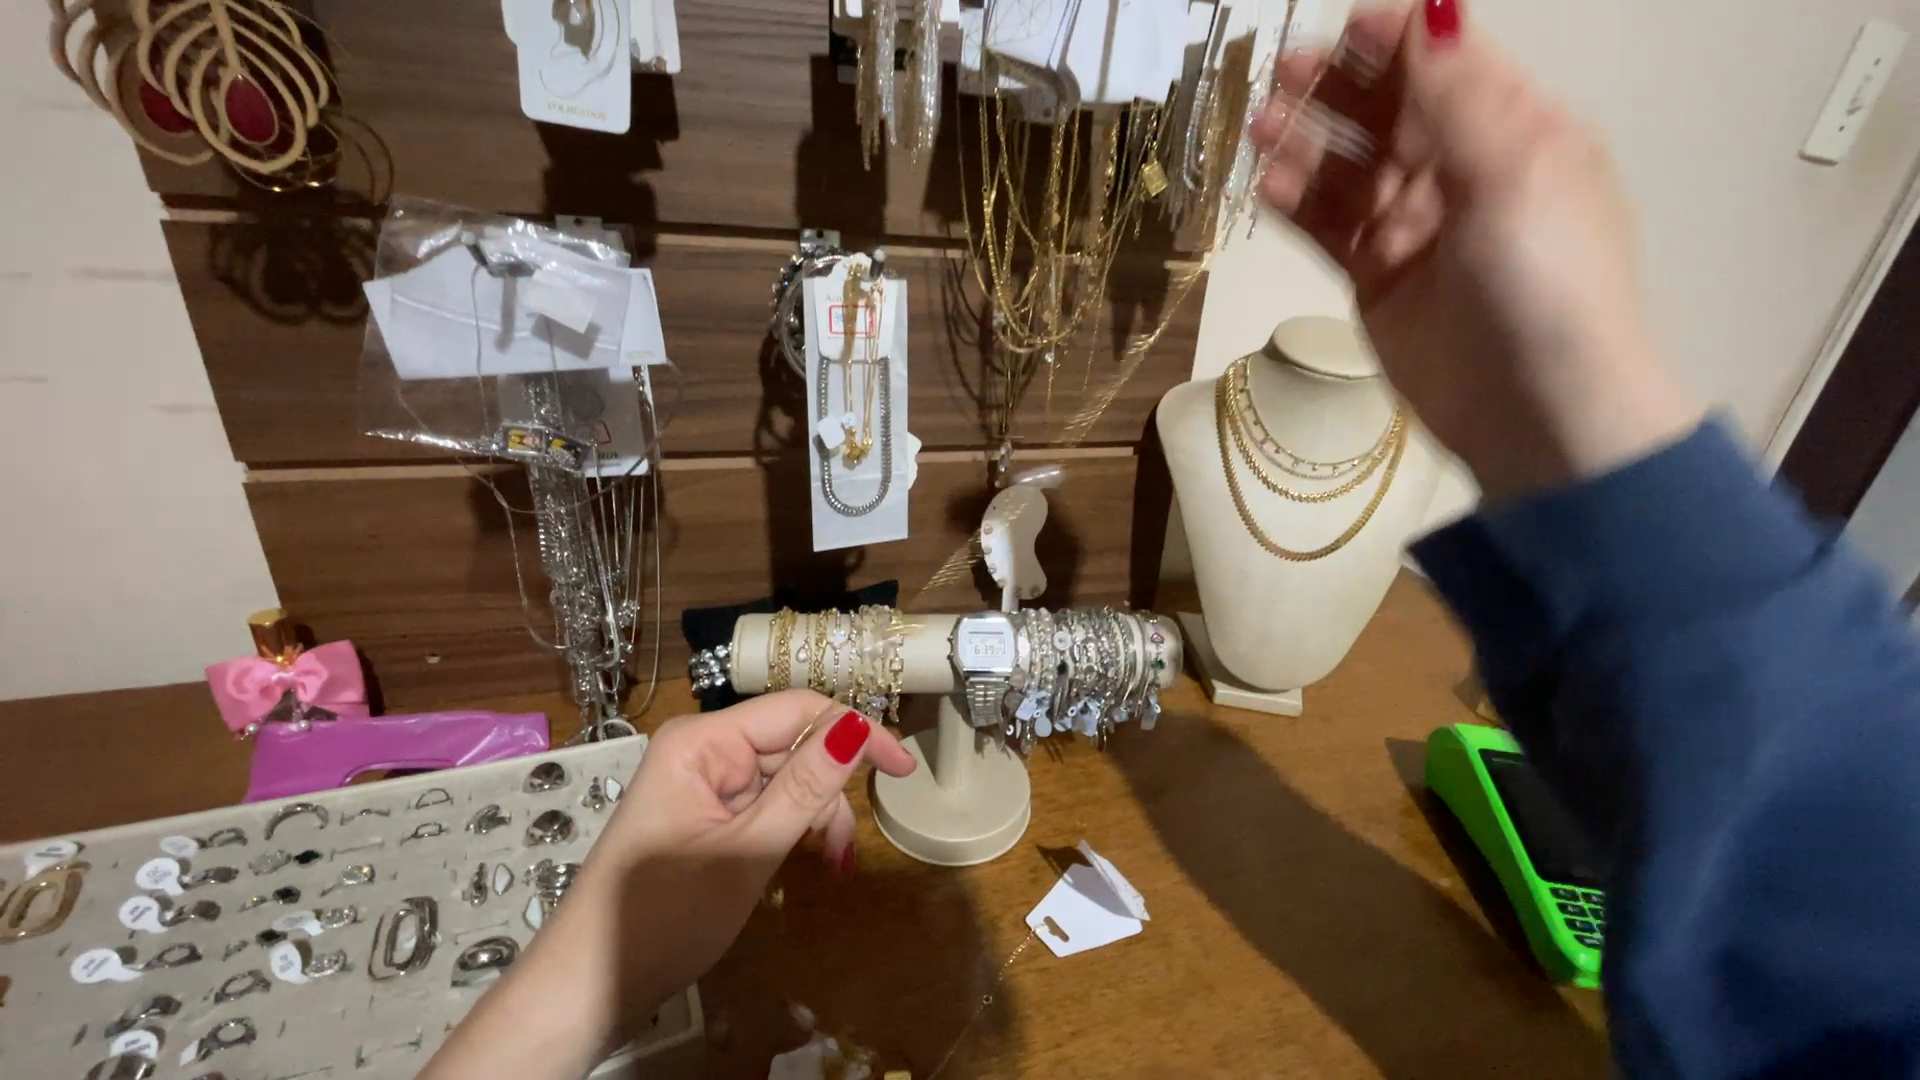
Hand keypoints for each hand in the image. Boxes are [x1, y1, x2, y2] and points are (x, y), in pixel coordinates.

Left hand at [420, 692, 915, 1079]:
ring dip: (815, 813)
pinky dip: (793, 827)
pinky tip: (811, 857)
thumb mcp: (748, 852)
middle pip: (793, 743)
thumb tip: (859, 726)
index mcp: (703, 740)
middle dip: (828, 789)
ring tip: (829, 862)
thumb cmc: (665, 916)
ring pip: (786, 775)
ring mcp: (704, 780)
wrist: (589, 987)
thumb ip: (806, 786)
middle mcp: (704, 747)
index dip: (854, 730)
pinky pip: (765, 801)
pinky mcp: (706, 810)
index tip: (902, 766)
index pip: (798, 710)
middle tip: (848, 845)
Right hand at [1251, 0, 1700, 500]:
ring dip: (1303, 148)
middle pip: (1384, 113)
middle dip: (1334, 91)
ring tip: (1256, 133)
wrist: (1529, 405)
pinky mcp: (1372, 277)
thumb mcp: (1513, 173)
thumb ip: (1460, 97)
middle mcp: (1456, 171)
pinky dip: (1297, 205)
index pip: (1440, 66)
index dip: (1389, 41)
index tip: (1333, 28)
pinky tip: (1266, 188)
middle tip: (1277, 80)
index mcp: (1511, 130)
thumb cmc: (1542, 279)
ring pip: (1346, 171)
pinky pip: (1327, 229)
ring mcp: (1409, 227)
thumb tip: (1430, 7)